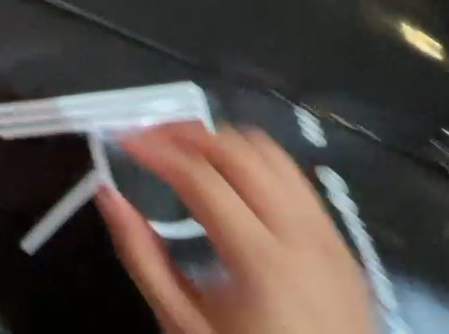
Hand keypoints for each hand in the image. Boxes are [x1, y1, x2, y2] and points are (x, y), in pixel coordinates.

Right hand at [96, 123, 373, 333]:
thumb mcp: (183, 324)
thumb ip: (142, 257)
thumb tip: (107, 194)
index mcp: (261, 260)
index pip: (200, 176)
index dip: (155, 149)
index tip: (120, 139)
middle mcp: (302, 235)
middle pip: (238, 151)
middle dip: (185, 134)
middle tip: (147, 139)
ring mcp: (329, 237)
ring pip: (271, 154)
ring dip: (221, 142)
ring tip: (184, 153)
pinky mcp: (341, 244)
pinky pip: (294, 179)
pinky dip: (253, 164)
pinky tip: (227, 181)